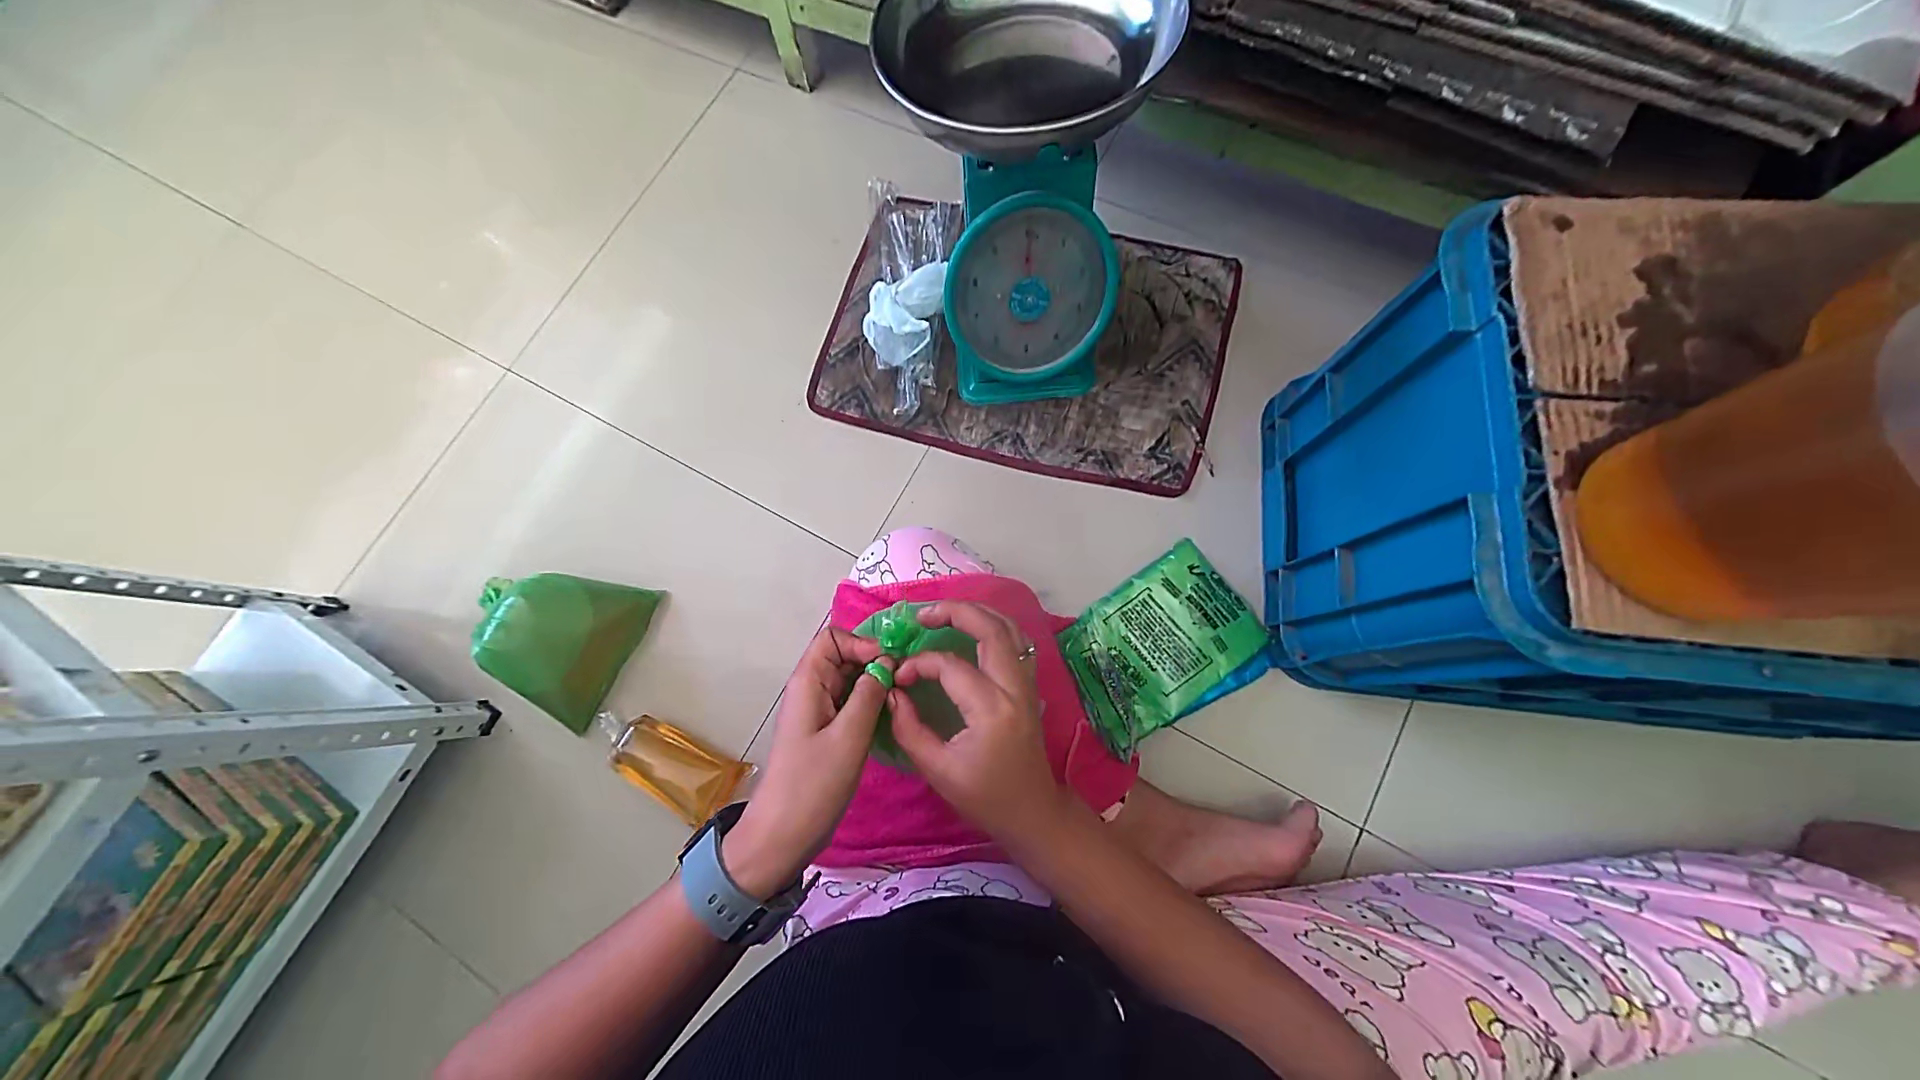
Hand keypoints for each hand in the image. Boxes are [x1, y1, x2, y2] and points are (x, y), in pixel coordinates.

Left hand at [725, 627, 894, 898]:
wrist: (782, 837)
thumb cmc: (813, 786)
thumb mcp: (848, 738)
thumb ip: (869, 695)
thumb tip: (886, 663)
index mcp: (808, 683)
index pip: (833, 638)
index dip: (862, 643)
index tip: (891, 665)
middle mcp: (811, 690)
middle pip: (843, 656)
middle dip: (874, 661)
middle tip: (906, 682)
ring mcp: (818, 712)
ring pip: (850, 680)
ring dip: (875, 683)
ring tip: (903, 697)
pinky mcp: (826, 732)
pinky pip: (850, 703)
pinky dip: (871, 703)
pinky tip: (891, 716)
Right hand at [888, 602, 1070, 842]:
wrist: (1032, 811)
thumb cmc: (984, 797)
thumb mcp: (937, 771)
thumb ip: (909, 729)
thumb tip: (893, 692)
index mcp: (991, 709)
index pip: (951, 666)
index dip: (919, 664)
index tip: (899, 677)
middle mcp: (1014, 688)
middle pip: (991, 629)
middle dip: (954, 612)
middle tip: (921, 615)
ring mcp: (1027, 684)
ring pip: (1010, 628)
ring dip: (978, 613)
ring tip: (944, 613)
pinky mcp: (1030, 686)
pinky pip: (1017, 642)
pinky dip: (995, 627)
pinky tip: (973, 629)